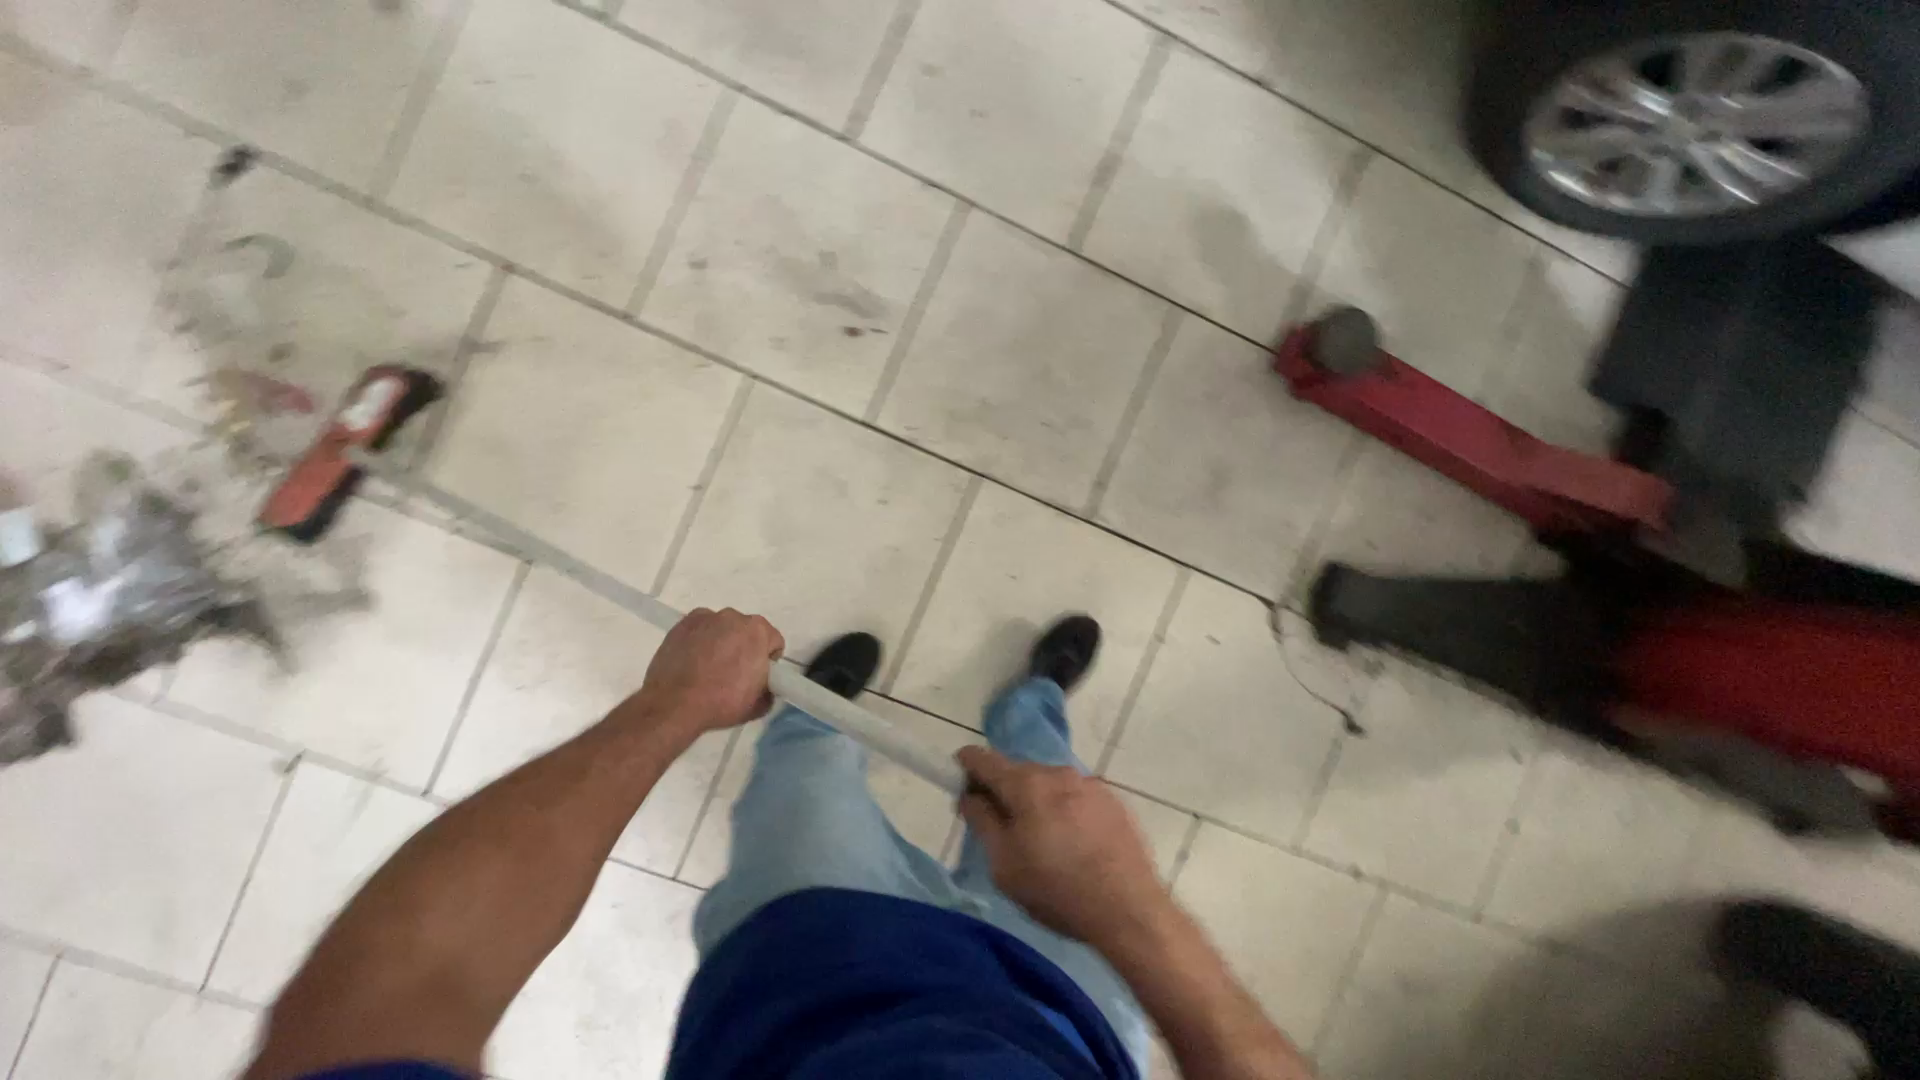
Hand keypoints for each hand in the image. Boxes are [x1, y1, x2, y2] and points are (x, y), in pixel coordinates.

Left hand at [633, 608, 783, 734]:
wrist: (674, 705)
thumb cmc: (722, 703)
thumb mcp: (759, 705)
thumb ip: (769, 688)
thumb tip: (763, 686)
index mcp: (758, 631)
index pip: (773, 641)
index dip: (768, 660)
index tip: (757, 676)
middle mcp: (733, 617)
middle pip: (747, 631)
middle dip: (744, 648)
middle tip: (733, 673)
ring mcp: (706, 617)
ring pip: (722, 628)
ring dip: (722, 642)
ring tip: (709, 668)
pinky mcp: (682, 624)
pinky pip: (700, 629)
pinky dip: (700, 639)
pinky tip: (693, 660)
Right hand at [957, 746, 1173, 952]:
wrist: (1128, 909)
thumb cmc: (1056, 889)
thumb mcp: (1004, 864)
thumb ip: (982, 822)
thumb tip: (970, 796)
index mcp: (1027, 784)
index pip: (985, 759)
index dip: (968, 764)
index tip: (960, 777)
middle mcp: (1059, 773)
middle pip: (1020, 772)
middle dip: (1005, 789)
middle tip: (999, 821)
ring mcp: (1091, 785)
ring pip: (1050, 784)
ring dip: (1038, 800)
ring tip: (1040, 836)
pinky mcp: (1114, 802)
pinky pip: (1077, 797)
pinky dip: (1066, 810)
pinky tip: (1072, 842)